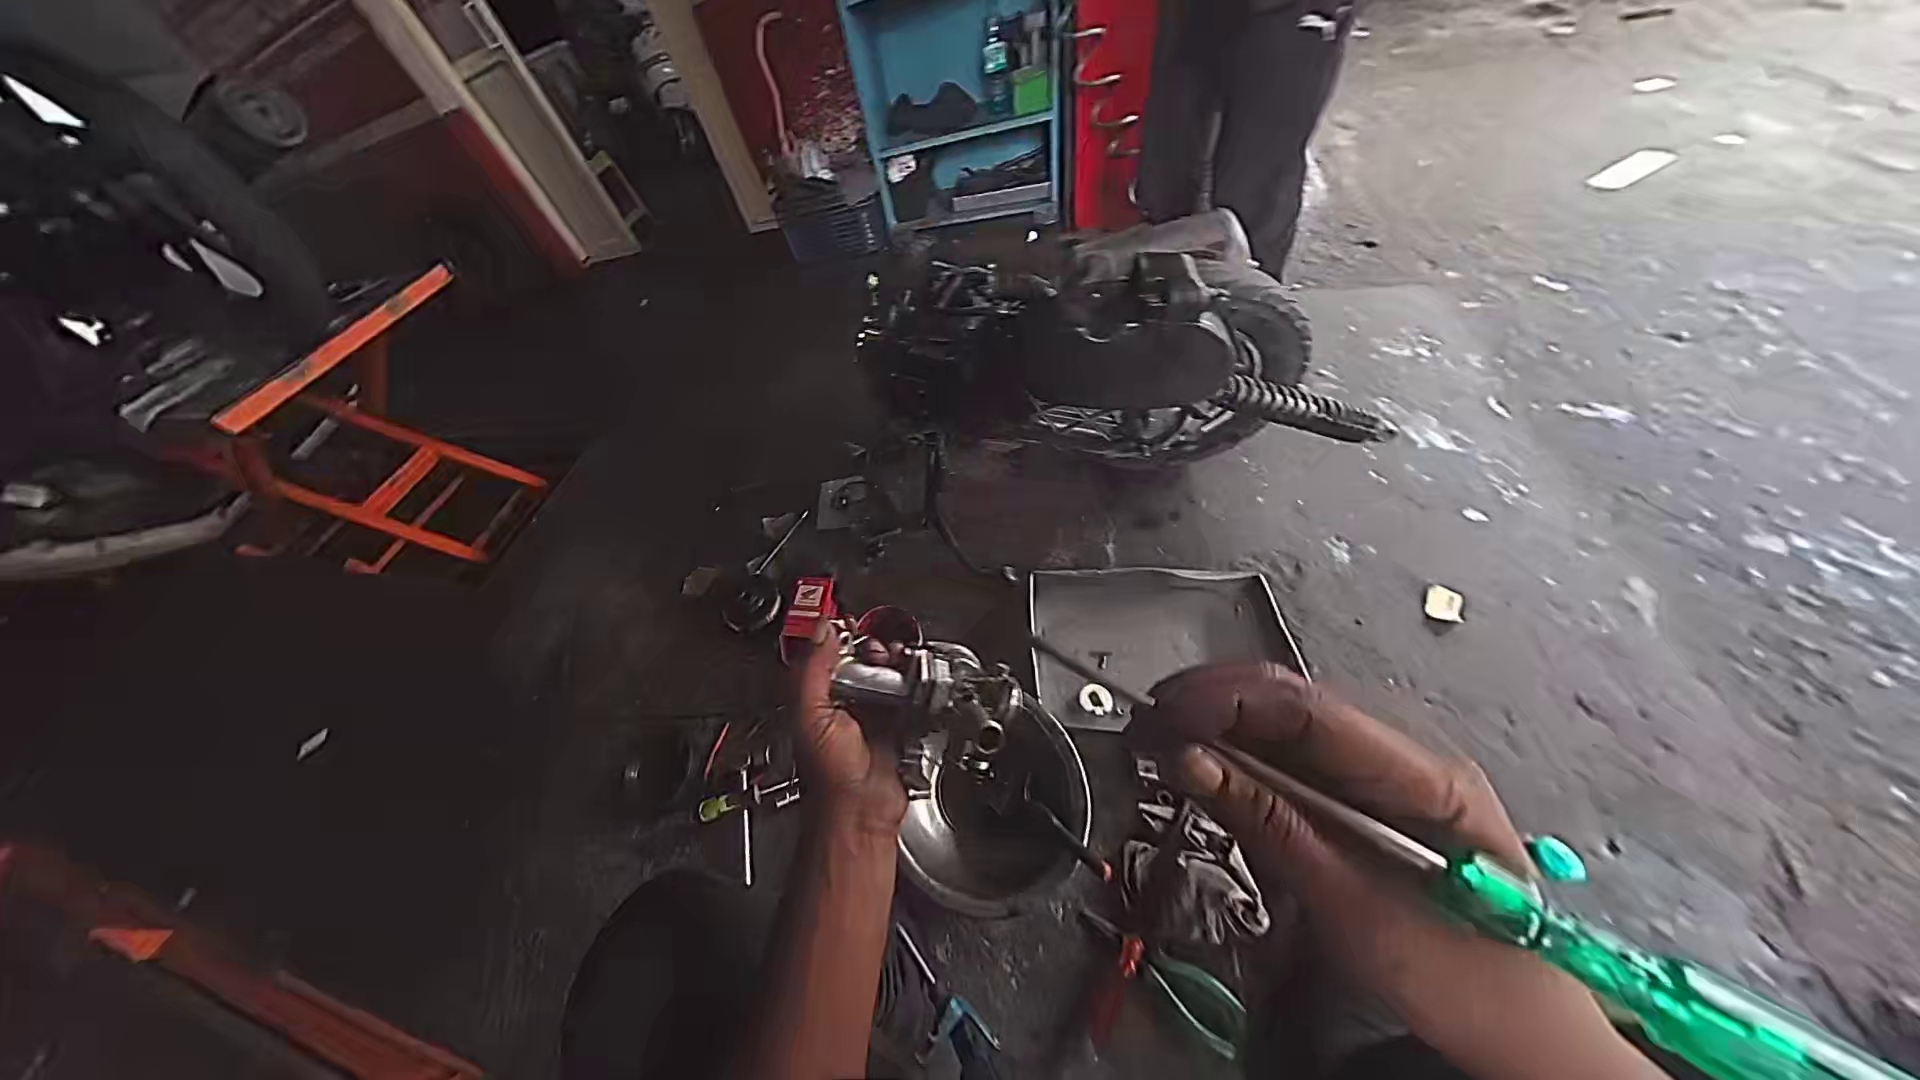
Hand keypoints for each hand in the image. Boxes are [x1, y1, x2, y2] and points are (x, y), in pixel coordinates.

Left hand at [792, 621, 907, 837]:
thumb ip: (812, 670)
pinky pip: (909, 690)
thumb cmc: (830, 775)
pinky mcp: (899, 720)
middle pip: (861, 656)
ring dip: (895, 660)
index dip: (838, 632)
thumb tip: (820, 631)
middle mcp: (845, 699)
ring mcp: (874, 709)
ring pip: (887, 670)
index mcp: (817, 695)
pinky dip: (913, 679)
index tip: (851, 621)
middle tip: (878, 646)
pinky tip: (913, 676)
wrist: (862, 810)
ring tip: (897, 659)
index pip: (826, 650)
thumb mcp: (811, 715)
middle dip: (872, 645)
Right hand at [1134, 664, 1662, 1079]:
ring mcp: (1378, 766)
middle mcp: (1401, 752)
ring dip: (1215, 721)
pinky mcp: (1355, 785)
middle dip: (1211, 701)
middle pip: (1290, 699)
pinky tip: (1200, 757)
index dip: (1228, 700)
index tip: (1168, 712)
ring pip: (1280, 718)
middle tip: (1149, 722)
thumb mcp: (1354, 906)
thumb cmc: (1462, 979)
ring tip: (1162, 737)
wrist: (1521, 1029)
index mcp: (1424, 774)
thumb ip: (1270, 824)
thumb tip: (1189, 762)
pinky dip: (1234, 750)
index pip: (1309, 708)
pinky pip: (1284, 750)